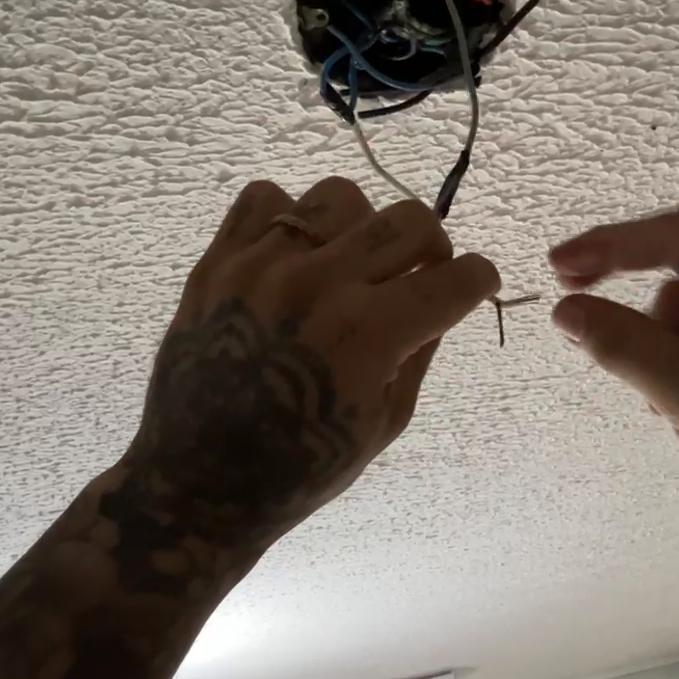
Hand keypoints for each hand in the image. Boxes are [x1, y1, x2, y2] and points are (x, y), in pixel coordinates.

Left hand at [117, 177, 500, 569]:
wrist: (198, 482)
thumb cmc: (304, 467)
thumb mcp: (386, 421)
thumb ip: (421, 347)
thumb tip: (440, 295)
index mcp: (369, 335)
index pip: (453, 280)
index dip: (480, 279)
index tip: (477, 282)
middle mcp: (319, 284)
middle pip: (409, 221)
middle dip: (434, 246)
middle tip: (420, 273)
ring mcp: (262, 266)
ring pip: (339, 196)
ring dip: (361, 228)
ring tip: (347, 265)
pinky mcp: (216, 262)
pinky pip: (264, 197)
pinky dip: (288, 219)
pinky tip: (292, 258)